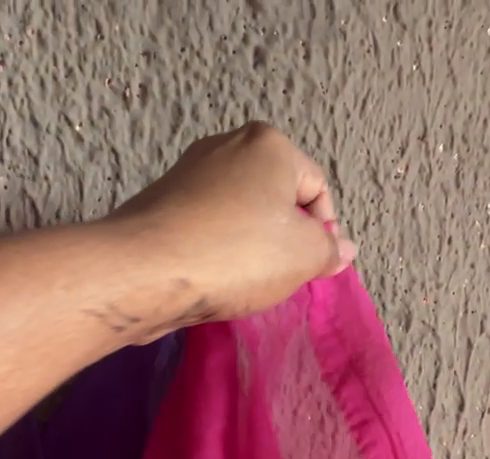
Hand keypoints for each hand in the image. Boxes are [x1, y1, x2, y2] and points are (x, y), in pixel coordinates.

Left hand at [107, 123, 356, 330]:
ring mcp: (189, 173)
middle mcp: (226, 145)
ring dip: (251, 250)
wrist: (146, 272)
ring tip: (244, 283)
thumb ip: (329, 251)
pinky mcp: (162, 204)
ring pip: (241, 216)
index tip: (313, 269)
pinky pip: (207, 229)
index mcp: (269, 143)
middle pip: (277, 199)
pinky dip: (218, 253)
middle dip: (285, 240)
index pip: (317, 189)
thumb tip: (343, 248)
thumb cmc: (237, 255)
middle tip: (281, 278)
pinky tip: (214, 279)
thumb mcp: (303, 256)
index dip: (323, 233)